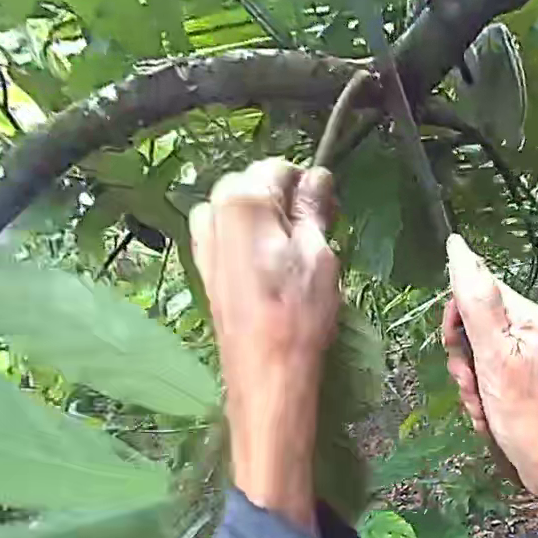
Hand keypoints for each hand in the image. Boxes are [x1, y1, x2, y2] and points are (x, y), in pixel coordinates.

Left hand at [190, 159, 339, 531]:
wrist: (266, 369)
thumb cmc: (299, 312)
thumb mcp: (319, 255)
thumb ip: (313, 210)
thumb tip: (319, 177)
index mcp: (243, 199)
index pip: (280, 169)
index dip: (311, 186)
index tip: (332, 211)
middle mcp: (213, 210)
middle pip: (254, 185)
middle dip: (287, 201)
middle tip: (320, 235)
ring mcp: (204, 240)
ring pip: (240, 210)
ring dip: (269, 222)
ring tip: (296, 256)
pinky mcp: (205, 267)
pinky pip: (228, 235)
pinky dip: (252, 241)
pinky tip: (272, 269)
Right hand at [444, 236, 537, 510]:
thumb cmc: (527, 418)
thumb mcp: (495, 358)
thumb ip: (477, 303)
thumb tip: (459, 249)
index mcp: (531, 320)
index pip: (479, 293)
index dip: (458, 322)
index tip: (459, 351)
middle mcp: (534, 334)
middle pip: (477, 329)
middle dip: (465, 362)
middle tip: (473, 386)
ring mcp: (532, 362)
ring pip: (480, 360)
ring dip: (472, 387)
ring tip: (485, 408)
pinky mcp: (527, 386)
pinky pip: (492, 382)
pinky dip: (484, 401)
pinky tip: (491, 419)